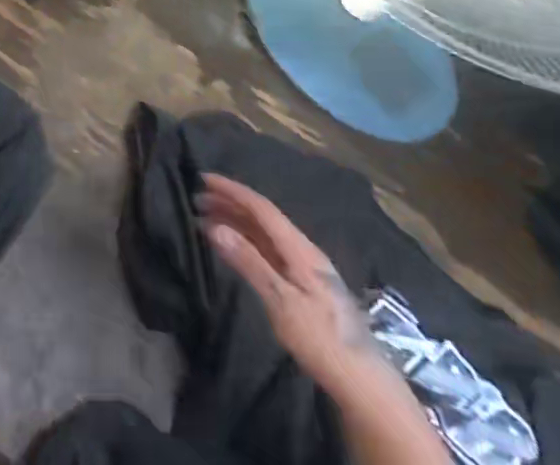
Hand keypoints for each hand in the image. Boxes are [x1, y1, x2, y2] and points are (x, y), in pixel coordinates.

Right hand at [197, 174, 392, 391]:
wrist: (363, 382)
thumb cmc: (321, 339)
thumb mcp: (280, 300)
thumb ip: (248, 261)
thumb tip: (214, 226)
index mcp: (302, 251)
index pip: (263, 209)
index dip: (233, 190)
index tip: (203, 177)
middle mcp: (305, 253)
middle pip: (264, 218)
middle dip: (230, 203)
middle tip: (196, 199)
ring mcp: (306, 269)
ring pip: (265, 234)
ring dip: (236, 221)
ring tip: (205, 218)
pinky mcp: (304, 285)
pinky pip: (268, 250)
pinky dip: (245, 240)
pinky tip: (231, 246)